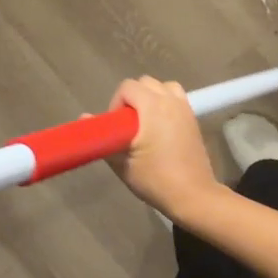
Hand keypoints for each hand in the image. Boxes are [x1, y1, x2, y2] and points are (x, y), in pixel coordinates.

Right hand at [107, 76, 218, 217]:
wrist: (192, 194)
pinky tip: (160, 127)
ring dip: (151, 98)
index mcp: (152, 106)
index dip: (116, 103)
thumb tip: (83, 118)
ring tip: (145, 123)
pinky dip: (165, 103)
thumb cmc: (154, 179)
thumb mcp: (122, 163)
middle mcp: (170, 100)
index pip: (127, 87)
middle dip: (132, 99)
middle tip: (128, 126)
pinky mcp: (193, 118)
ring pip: (163, 87)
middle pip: (145, 83)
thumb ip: (103, 137)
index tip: (116, 127)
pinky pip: (176, 98)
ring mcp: (185, 108)